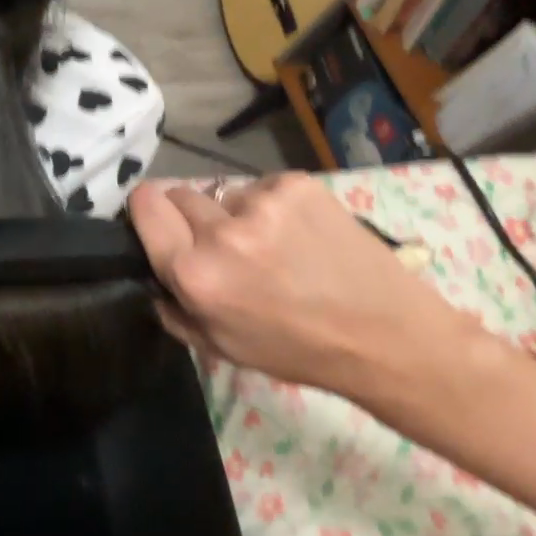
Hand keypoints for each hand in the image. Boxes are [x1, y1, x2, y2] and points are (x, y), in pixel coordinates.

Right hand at [128, 175, 475, 398]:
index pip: (144, 203)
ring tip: (273, 248)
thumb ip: (173, 308)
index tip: (161, 224)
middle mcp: (222, 232)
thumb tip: (152, 276)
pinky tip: (299, 236)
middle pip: (177, 193)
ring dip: (234, 214)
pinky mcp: (297, 185)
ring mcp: (263, 203)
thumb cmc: (299, 350)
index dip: (147, 211)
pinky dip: (272, 208)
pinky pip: (262, 187)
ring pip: (223, 193)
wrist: (391, 338)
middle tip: (222, 246)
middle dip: (190, 216)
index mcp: (195, 273)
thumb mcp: (221, 348)